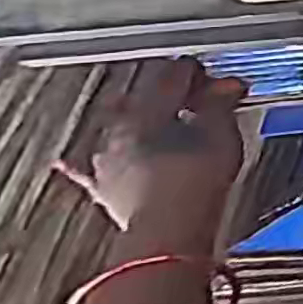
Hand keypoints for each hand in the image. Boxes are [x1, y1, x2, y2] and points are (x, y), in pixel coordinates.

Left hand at [56, 58, 247, 235]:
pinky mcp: (103, 187)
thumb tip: (225, 86)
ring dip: (141, 118)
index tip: (212, 73)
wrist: (170, 231)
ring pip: (118, 125)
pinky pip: (91, 166)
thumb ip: (220, 105)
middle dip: (168, 93)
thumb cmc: (195, 181)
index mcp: (146, 111)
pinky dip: (87, 158)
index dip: (195, 71)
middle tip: (194, 94)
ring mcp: (105, 159)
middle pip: (143, 98)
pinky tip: (77, 157)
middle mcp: (117, 130)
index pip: (171, 76)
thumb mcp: (222, 134)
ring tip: (162, 119)